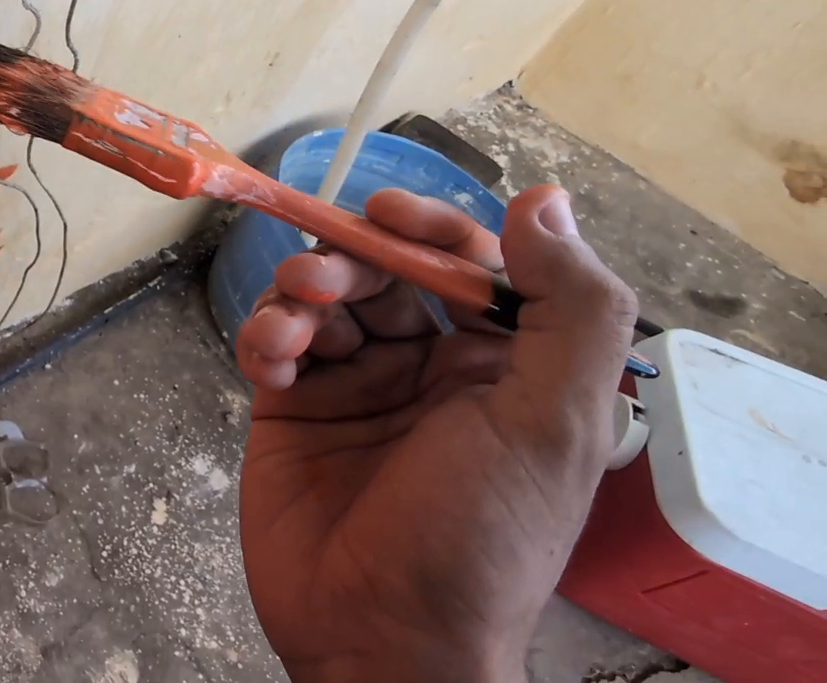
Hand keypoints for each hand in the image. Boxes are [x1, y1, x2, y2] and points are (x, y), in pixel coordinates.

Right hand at [235, 186, 637, 682]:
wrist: (375, 633)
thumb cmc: (475, 535)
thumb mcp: (549, 426)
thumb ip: (569, 310)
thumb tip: (546, 198)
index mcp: (499, 366)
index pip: (467, 266)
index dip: (429, 229)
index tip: (383, 211)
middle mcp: (423, 366)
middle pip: (379, 274)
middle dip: (345, 263)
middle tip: (314, 278)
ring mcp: (350, 384)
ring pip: (316, 301)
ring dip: (295, 301)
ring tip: (287, 335)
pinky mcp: (288, 403)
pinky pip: (270, 343)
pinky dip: (263, 340)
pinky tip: (268, 366)